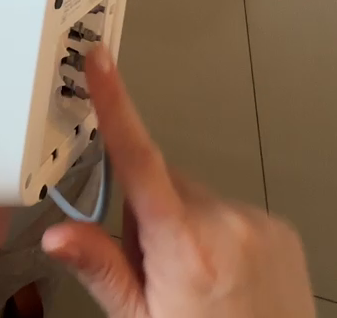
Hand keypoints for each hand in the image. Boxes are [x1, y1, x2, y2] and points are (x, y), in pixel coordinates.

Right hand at [42, 50, 315, 317]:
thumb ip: (99, 267)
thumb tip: (57, 233)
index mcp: (182, 246)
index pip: (136, 158)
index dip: (114, 102)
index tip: (101, 62)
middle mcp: (224, 224)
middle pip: (161, 181)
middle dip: (147, 209)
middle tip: (153, 264)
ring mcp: (256, 223)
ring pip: (194, 195)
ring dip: (185, 220)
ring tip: (195, 275)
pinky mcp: (279, 228)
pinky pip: (229, 208)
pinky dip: (219, 230)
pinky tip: (225, 271)